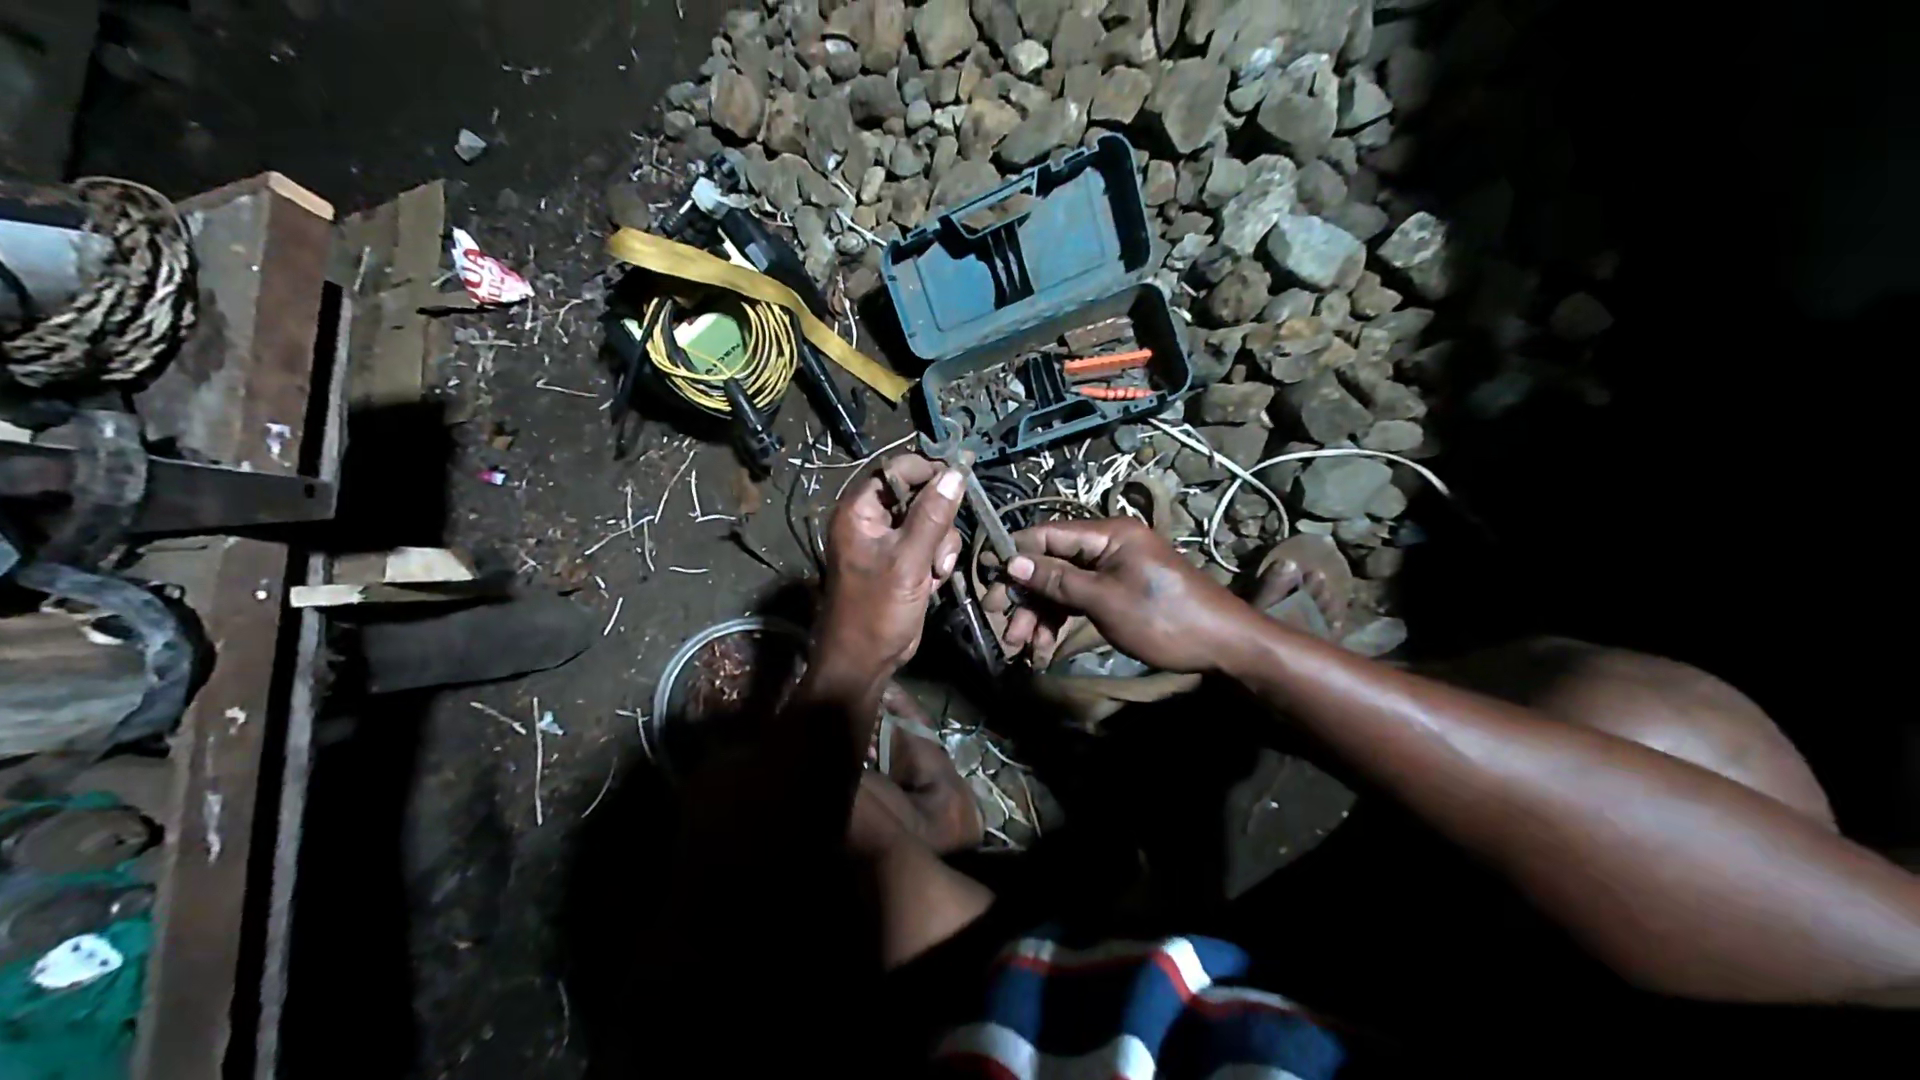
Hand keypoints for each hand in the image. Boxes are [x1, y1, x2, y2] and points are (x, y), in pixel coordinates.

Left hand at [813, 454, 965, 683]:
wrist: (865, 659)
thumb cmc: (877, 609)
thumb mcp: (907, 560)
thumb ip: (932, 516)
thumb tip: (955, 474)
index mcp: (860, 510)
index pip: (896, 470)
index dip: (928, 471)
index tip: (959, 481)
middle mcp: (872, 520)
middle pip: (919, 495)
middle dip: (938, 521)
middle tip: (939, 549)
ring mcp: (888, 541)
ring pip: (931, 522)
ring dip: (940, 546)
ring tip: (935, 572)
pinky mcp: (902, 561)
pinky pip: (930, 545)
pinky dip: (937, 560)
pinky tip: (934, 581)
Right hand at [992, 517, 1254, 673]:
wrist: (1222, 645)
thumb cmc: (1164, 618)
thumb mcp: (1105, 599)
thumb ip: (1058, 579)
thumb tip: (1013, 562)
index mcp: (1108, 534)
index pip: (1048, 534)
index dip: (1015, 556)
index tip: (988, 581)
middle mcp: (1107, 545)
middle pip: (1051, 564)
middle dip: (1025, 596)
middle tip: (1002, 625)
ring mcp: (1112, 569)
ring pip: (1061, 586)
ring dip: (1040, 615)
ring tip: (1023, 645)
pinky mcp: (1116, 591)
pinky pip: (1078, 599)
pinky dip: (1060, 621)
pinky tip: (1045, 646)